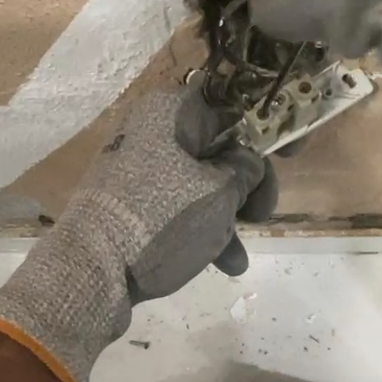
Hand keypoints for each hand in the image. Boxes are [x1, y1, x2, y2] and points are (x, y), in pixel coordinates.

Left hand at [0, 85, 274, 381]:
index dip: (265, 131)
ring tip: (236, 260)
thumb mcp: (218, 193)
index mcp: (168, 111)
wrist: (91, 273)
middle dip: (245, 188)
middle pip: (215, 150)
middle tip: (261, 217)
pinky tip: (219, 263)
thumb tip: (248, 162)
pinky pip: (173, 206)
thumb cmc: (160, 221)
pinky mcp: (126, 203)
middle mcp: (148, 130)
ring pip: (197, 183)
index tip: (290, 157)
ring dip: (225, 218)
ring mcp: (134, 168)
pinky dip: (198, 229)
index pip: (231, 108)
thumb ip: (245, 171)